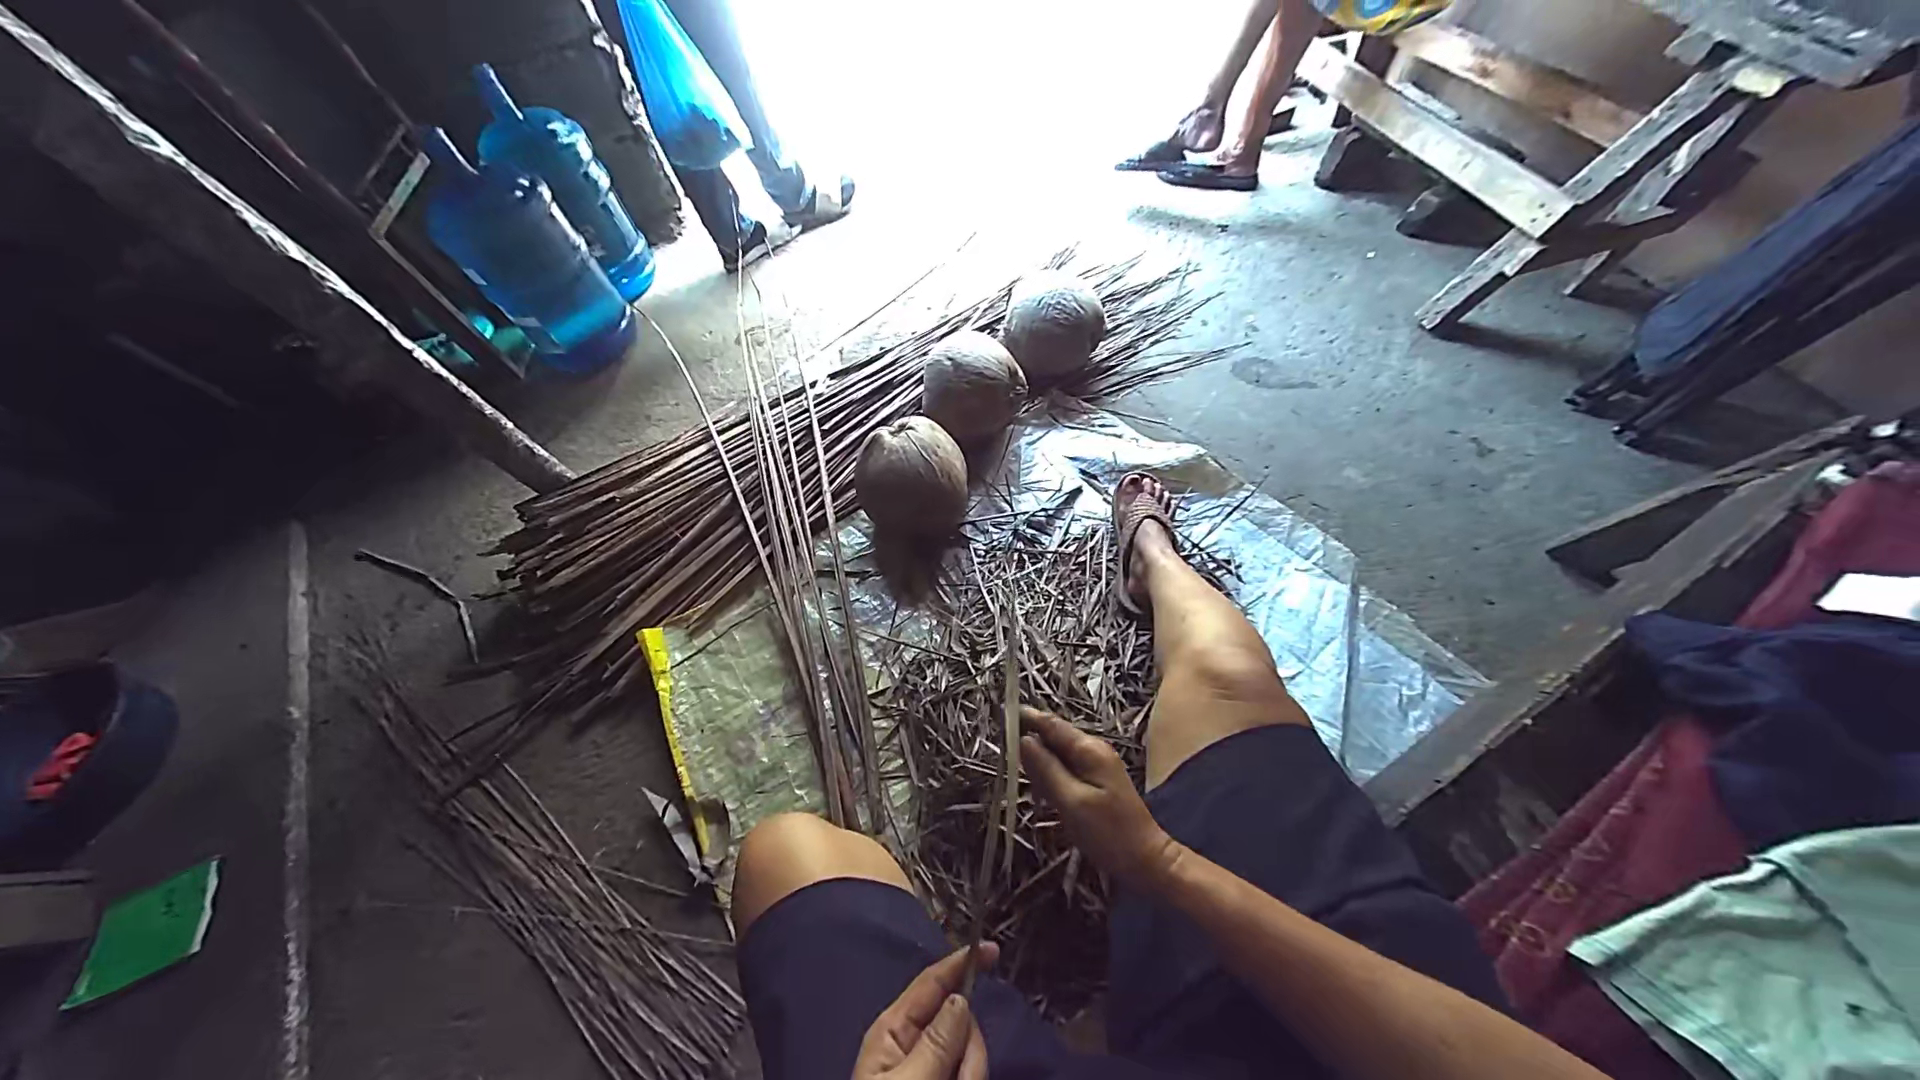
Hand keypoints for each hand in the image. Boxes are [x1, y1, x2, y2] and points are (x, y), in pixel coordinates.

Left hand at [851, 944, 995, 1079]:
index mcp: (894, 1031)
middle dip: (969, 1054)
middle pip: (961, 1023)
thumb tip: (961, 999)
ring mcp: (931, 1072)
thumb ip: (936, 1044)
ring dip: (969, 1078)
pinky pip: (969, 1077)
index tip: (991, 950)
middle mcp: (914, 1045)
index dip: (961, 963)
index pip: (931, 983)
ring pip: (971, 1058)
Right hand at [1019, 707, 1180, 888]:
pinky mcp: (1097, 780)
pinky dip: (1050, 774)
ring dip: (1039, 759)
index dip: (1026, 718)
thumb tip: (1023, 740)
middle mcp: (1094, 749)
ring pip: (1058, 753)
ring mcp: (1097, 764)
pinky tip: (1041, 790)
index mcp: (1089, 749)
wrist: (1146, 860)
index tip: (1000, 715)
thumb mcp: (1071, 802)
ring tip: (1016, 771)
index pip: (1051, 724)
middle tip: (1002, 751)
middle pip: (1054, 736)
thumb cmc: (1109, 834)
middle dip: (1029, 740)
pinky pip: (1066, 768)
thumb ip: (1046, 769)